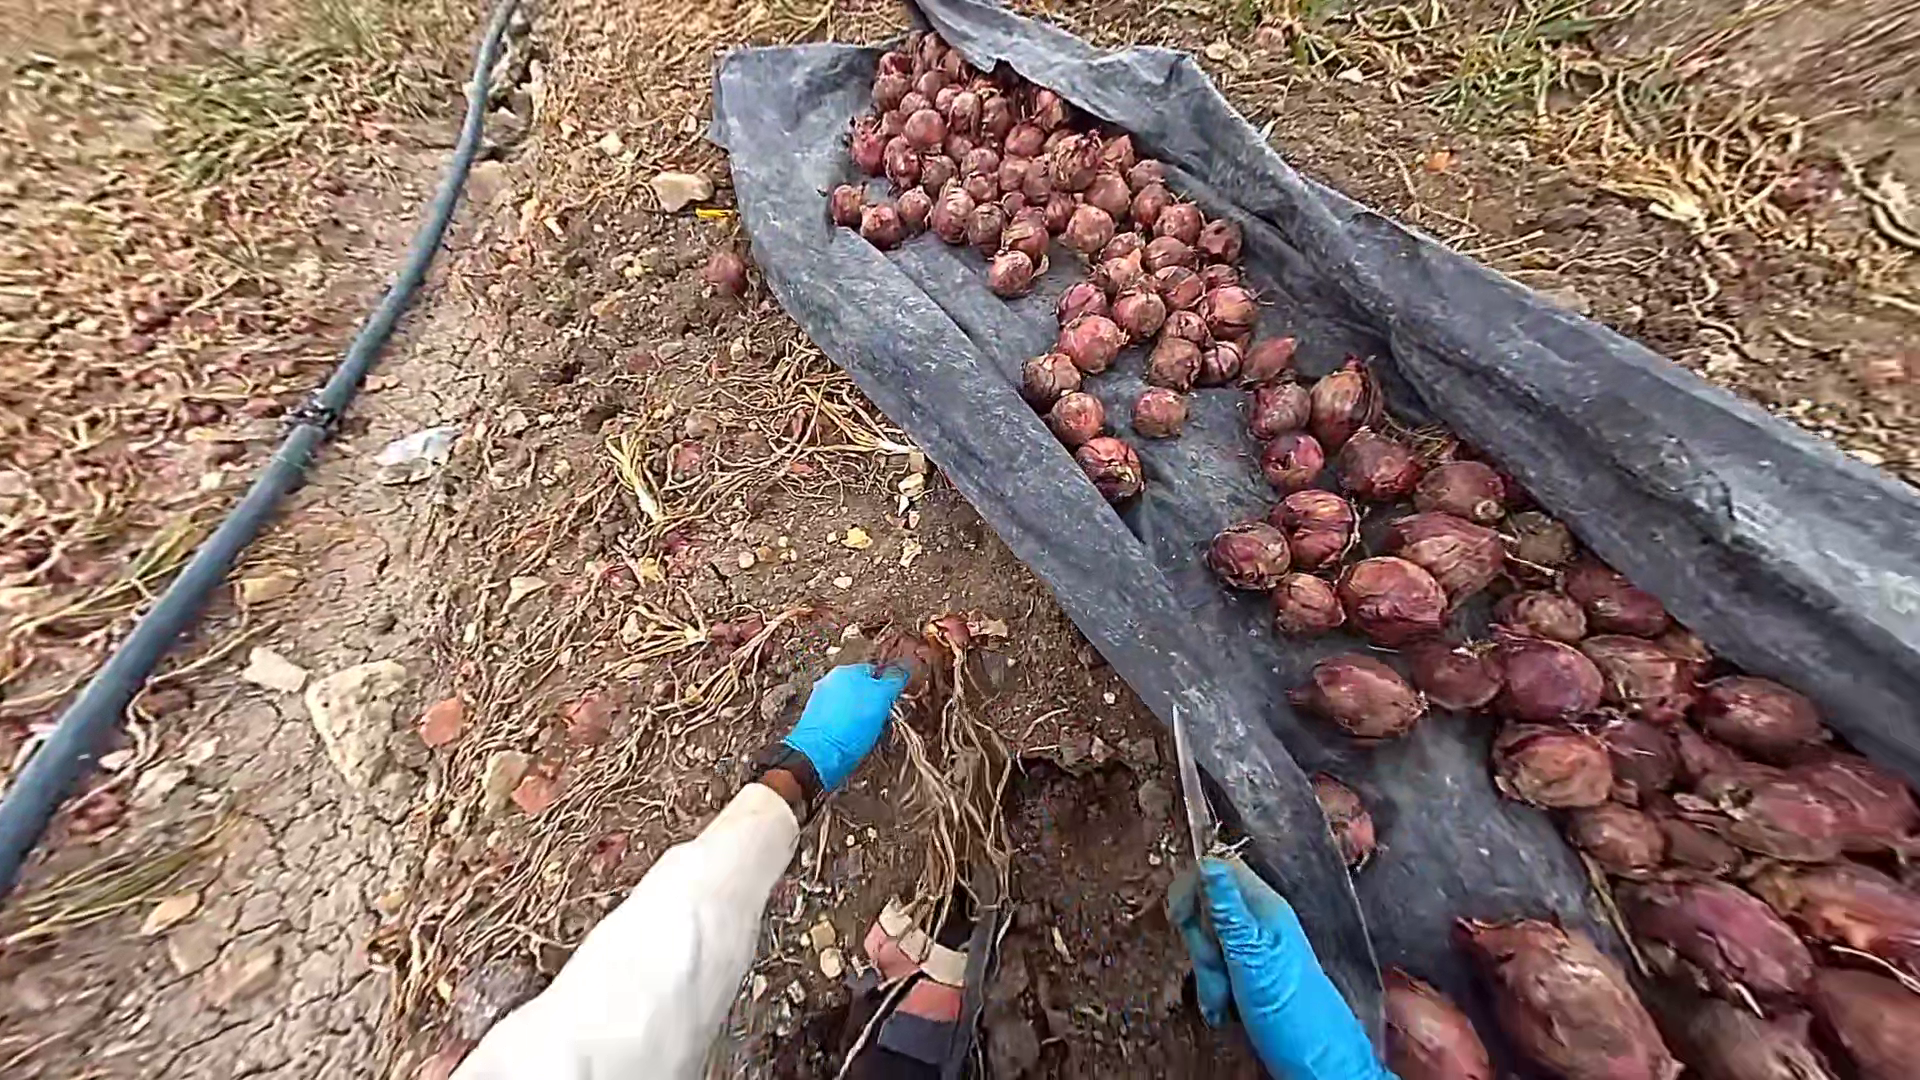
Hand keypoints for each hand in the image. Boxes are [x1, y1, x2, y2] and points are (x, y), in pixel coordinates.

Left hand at [781, 663, 908, 790]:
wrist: (818, 757)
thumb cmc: (848, 728)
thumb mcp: (881, 698)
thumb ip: (894, 680)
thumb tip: (903, 667)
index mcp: (846, 671)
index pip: (876, 672)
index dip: (888, 688)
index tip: (892, 702)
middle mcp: (830, 683)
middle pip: (864, 689)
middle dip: (875, 705)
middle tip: (881, 720)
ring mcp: (821, 703)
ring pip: (853, 708)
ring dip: (863, 719)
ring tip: (867, 734)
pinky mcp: (817, 723)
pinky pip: (841, 723)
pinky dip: (849, 731)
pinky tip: (854, 742)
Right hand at [1169, 856, 1391, 1079]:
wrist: (1324, 1074)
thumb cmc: (1294, 1016)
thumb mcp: (1252, 958)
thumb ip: (1226, 908)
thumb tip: (1206, 859)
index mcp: (1264, 905)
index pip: (1218, 865)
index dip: (1192, 885)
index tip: (1179, 916)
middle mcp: (1259, 919)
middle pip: (1208, 902)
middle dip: (1199, 936)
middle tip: (1212, 966)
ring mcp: (1256, 946)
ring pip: (1208, 934)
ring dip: (1204, 966)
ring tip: (1219, 998)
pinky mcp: (1250, 972)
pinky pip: (1217, 962)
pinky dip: (1211, 983)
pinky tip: (1220, 1006)